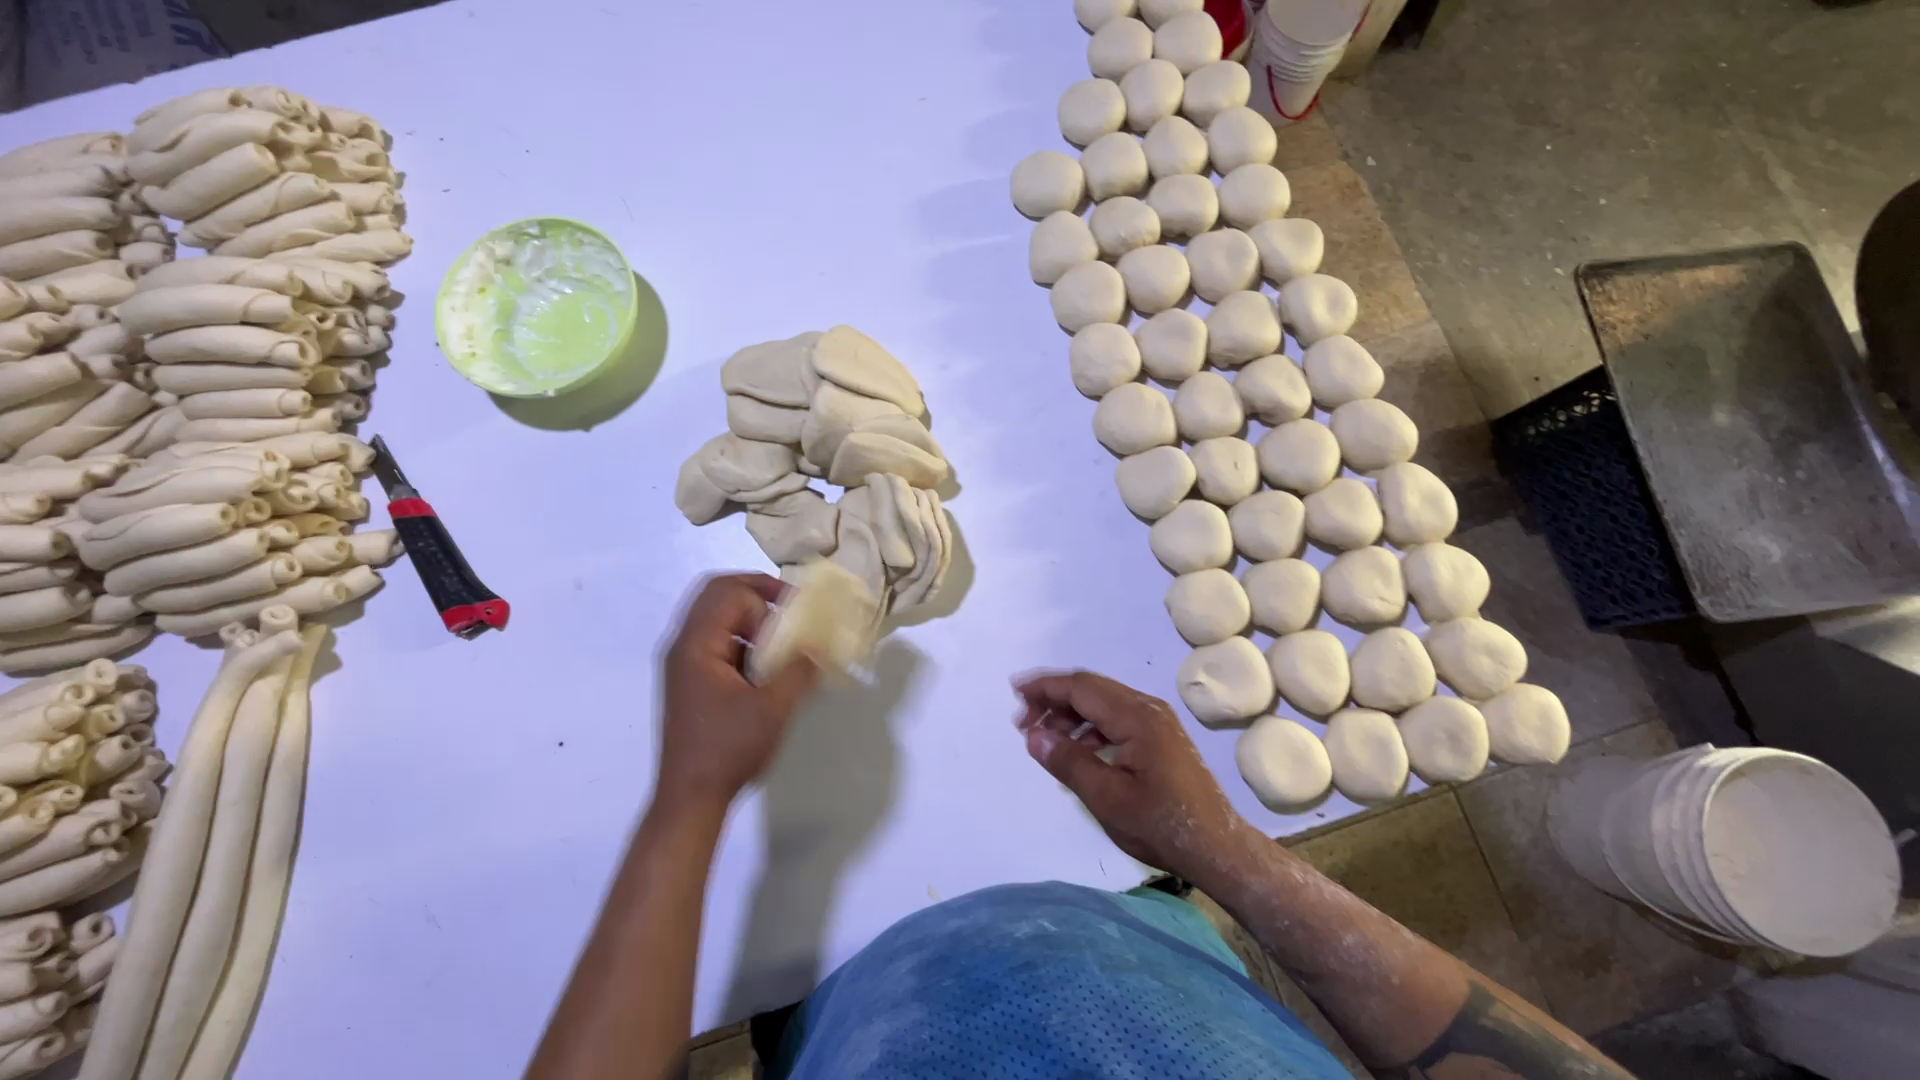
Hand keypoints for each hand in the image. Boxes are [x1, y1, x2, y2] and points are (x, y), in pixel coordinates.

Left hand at [656, 573, 818, 815]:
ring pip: (715, 620)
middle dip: (757, 597)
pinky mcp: (689, 684)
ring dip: (750, 622)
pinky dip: (743, 644)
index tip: (799, 611)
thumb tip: (818, 647)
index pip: (729, 591)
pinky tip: (765, 671)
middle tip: (789, 614)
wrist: (689, 798)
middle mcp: (683, 647)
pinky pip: (716, 644)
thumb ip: (798, 670)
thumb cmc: (728, 750)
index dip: (766, 591)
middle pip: (717, 596)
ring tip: (780, 646)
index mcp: (696, 645)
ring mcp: (683, 666)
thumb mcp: (773, 709)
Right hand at [1015, 670, 1253, 883]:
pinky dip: (1089, 726)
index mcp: (1137, 718)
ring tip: (1044, 738)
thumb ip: (1068, 763)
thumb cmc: (1161, 825)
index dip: (1045, 687)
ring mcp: (1157, 722)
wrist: (1217, 848)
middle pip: (1091, 689)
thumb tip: (1033, 735)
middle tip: (1023, 722)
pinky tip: (1076, 750)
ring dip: (1070, 713)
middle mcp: (1148, 709)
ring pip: (1103, 702)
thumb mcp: (1107, 798)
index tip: (1014, 691)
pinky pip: (1116, 718)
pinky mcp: (1160, 737)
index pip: (1081, 688)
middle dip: (1054, 699)